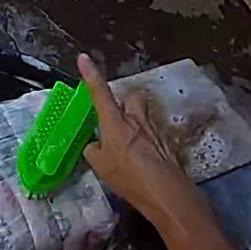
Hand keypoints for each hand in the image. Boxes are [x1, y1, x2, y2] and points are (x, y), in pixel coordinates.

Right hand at [77, 54, 210, 230]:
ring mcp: (153, 128)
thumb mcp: (100, 166)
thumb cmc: (128, 176)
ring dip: (134, 122)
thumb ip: (94, 150)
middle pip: (130, 98)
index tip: (84, 58)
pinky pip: (151, 132)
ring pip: (142, 114)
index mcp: (115, 121)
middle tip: (114, 119)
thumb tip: (93, 144)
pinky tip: (142, 157)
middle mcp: (135, 118)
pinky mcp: (166, 140)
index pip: (100, 92)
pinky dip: (145, 139)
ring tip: (128, 142)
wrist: (165, 191)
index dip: (91, 75)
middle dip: (123, 103)